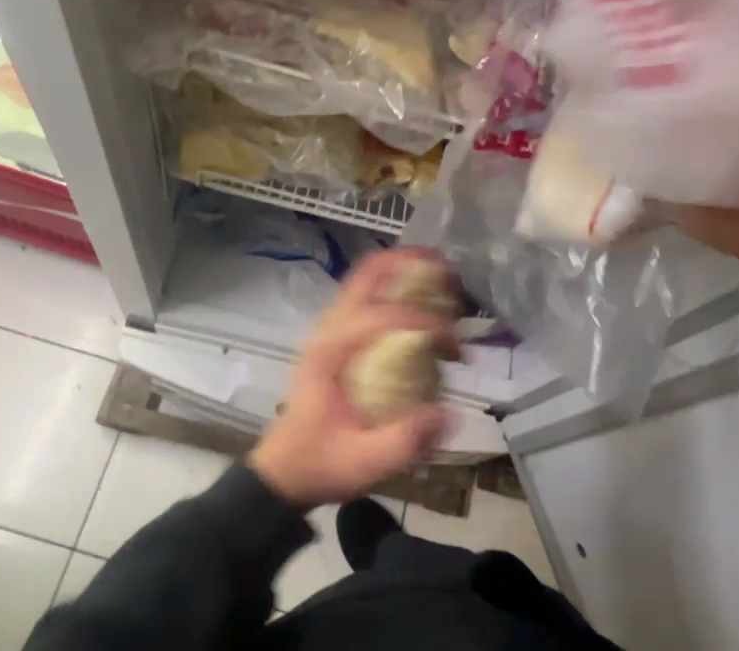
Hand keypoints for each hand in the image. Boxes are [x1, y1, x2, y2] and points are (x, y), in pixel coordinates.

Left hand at [248, 249, 456, 508]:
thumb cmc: (321, 464)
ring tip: (446, 284)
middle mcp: (328, 328)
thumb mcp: (363, 463)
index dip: (421, 320)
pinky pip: (371, 296)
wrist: (285, 472)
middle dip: (412, 266)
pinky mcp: (340, 336)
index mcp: (329, 351)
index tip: (454, 345)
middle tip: (451, 275)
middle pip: (369, 274)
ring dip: (407, 273)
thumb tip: (448, 412)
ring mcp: (332, 328)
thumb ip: (404, 441)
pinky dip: (399, 289)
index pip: (378, 315)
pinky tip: (428, 308)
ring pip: (370, 279)